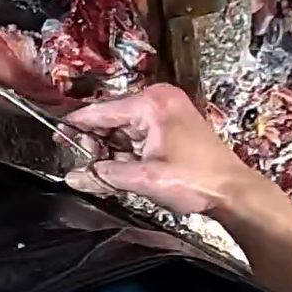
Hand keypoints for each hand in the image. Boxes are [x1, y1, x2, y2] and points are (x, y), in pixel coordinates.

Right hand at [63, 83, 273, 216]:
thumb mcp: (144, 178)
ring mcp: (168, 111)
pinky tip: (120, 167)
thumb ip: (104, 175)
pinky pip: (140, 133)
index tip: (58, 135)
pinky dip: (128, 149)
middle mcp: (159, 100)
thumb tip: (73, 176)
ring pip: (125, 127)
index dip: (77, 125)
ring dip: (112, 148)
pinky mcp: (174, 125)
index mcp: (151, 104)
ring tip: (100, 169)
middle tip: (82, 163)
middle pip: (113, 118)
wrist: (233, 191)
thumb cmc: (196, 180)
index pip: (102, 111)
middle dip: (96, 141)